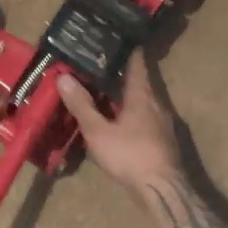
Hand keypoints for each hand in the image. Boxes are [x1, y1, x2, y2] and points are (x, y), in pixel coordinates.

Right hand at [55, 48, 184, 190]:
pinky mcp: (164, 142)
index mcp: (142, 96)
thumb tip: (63, 77)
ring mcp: (163, 124)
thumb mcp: (98, 132)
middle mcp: (157, 104)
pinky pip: (147, 121)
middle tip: (103, 67)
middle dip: (124, 75)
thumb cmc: (130, 156)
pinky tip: (122, 126)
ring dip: (128, 98)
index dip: (127, 50)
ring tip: (108, 96)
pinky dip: (134, 117)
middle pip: (141, 83)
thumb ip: (82, 106)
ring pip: (144, 103)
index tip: (117, 38)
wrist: (161, 189)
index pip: (137, 63)